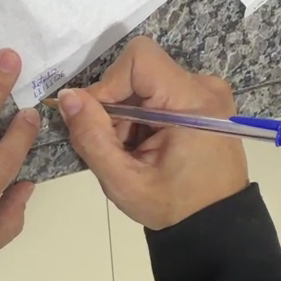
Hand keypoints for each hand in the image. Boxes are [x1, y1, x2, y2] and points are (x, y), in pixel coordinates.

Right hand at [61, 37, 247, 230]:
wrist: (213, 222)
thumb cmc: (171, 206)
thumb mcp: (122, 181)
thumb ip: (91, 137)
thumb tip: (66, 96)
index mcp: (192, 102)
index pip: (138, 59)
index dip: (107, 84)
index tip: (96, 121)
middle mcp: (203, 86)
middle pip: (138, 71)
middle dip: (114, 106)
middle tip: (115, 146)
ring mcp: (204, 91)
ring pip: (143, 83)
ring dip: (124, 115)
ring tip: (131, 151)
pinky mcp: (200, 99)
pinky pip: (155, 93)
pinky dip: (138, 117)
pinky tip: (143, 145)